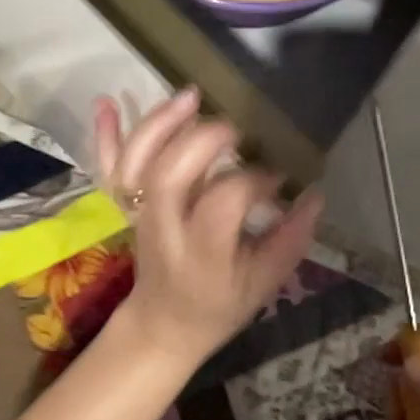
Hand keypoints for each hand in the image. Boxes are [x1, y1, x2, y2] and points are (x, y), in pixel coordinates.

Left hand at [92, 88, 321, 365]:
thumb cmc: (220, 304)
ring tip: (190, 95)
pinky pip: (109, 169)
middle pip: (169, 176)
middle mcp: (165, 229)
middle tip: (235, 128)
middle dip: (200, 141)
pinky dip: (105, 135)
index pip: (222, 203)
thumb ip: (290, 240)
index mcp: (203, 253)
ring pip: (137, 165)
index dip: (252, 182)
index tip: (277, 178)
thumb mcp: (264, 284)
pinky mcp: (126, 205)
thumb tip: (314, 195)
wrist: (164, 324)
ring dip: (159, 125)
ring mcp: (139, 214)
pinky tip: (106, 102)